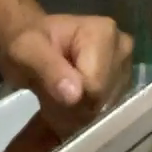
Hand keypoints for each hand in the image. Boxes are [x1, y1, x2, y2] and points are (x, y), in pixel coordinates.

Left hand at [0, 15, 133, 138]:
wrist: (30, 43)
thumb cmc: (25, 43)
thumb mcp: (26, 52)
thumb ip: (49, 70)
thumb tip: (75, 96)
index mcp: (104, 34)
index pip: (95, 88)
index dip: (69, 102)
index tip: (46, 95)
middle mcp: (122, 48)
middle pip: (102, 100)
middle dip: (72, 110)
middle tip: (47, 98)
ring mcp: (125, 65)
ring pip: (103, 110)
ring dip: (75, 116)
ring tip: (56, 99)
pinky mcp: (122, 82)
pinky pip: (104, 112)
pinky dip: (81, 117)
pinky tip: (67, 104)